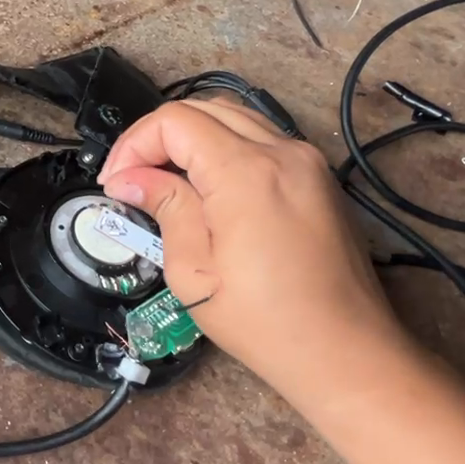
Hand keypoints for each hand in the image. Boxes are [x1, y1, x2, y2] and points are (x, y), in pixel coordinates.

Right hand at [97, 99, 411, 400]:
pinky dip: (222, 145)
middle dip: (156, 136)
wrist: (350, 355)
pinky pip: (260, 137)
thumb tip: (129, 178)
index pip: (174, 122)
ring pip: (232, 116)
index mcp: (247, 174)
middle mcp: (282, 153)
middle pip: (202, 109)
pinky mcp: (318, 177)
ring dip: (189, 137)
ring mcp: (307, 162)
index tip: (114, 182)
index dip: (134, 144)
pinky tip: (206, 184)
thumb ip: (165, 208)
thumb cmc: (266, 322)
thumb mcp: (193, 272)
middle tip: (131, 177)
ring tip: (163, 177)